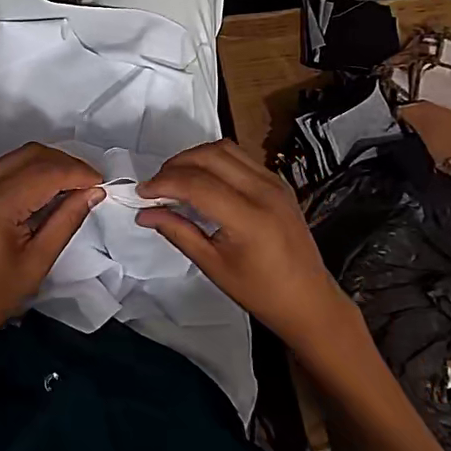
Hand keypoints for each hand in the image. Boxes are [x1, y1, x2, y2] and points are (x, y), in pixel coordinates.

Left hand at [0, 143, 103, 394]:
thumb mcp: (34, 264)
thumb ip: (66, 221)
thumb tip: (93, 192)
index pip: (46, 171)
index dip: (79, 172)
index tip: (103, 184)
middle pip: (31, 154)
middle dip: (65, 163)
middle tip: (90, 184)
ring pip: (15, 158)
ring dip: (46, 166)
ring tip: (72, 188)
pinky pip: (0, 170)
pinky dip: (26, 174)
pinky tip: (44, 193)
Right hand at [135, 140, 359, 356]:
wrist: (309, 300)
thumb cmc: (260, 293)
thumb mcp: (213, 266)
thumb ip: (178, 232)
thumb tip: (144, 214)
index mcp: (249, 218)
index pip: (197, 184)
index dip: (163, 183)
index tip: (141, 193)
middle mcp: (264, 191)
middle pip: (209, 156)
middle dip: (175, 165)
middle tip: (155, 186)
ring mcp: (275, 182)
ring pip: (225, 149)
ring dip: (195, 157)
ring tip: (175, 180)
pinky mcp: (279, 182)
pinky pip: (240, 157)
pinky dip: (215, 161)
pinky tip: (202, 181)